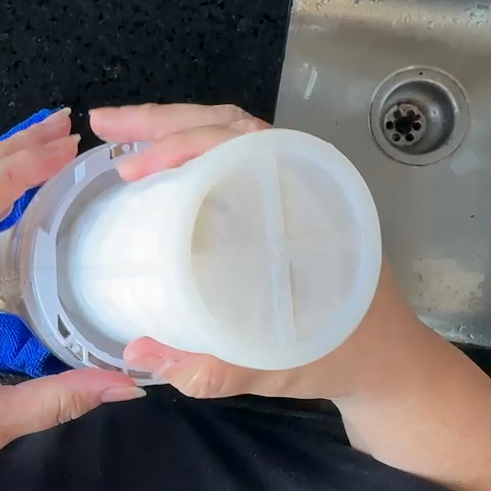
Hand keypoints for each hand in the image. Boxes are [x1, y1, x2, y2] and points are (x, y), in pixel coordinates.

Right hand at [87, 103, 451, 406]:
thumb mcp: (277, 367)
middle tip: (103, 125)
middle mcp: (299, 183)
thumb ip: (213, 369)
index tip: (133, 171)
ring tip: (115, 135)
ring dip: (169, 129)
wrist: (386, 364)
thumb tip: (135, 352)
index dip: (184, 144)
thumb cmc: (343, 357)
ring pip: (226, 138)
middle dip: (158, 121)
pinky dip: (185, 154)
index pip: (245, 146)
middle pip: (226, 127)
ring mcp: (285, 192)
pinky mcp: (272, 209)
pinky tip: (152, 169)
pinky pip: (227, 165)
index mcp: (308, 203)